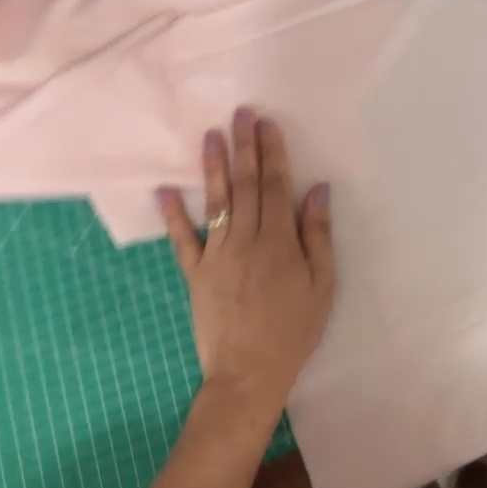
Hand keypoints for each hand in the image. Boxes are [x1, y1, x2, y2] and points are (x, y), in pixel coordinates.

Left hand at [158, 107, 334, 409]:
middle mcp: (246, 240)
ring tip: (209, 135)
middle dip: (244, 146)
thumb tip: (318, 189)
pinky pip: (182, 240)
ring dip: (213, 167)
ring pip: (216, 202)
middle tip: (241, 113)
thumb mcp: (323, 284)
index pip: (276, 185)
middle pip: (246, 184)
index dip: (273, 152)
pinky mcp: (195, 274)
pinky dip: (173, 215)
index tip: (268, 123)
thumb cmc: (294, 329)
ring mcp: (216, 255)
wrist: (249, 374)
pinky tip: (164, 190)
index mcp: (279, 241)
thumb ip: (318, 235)